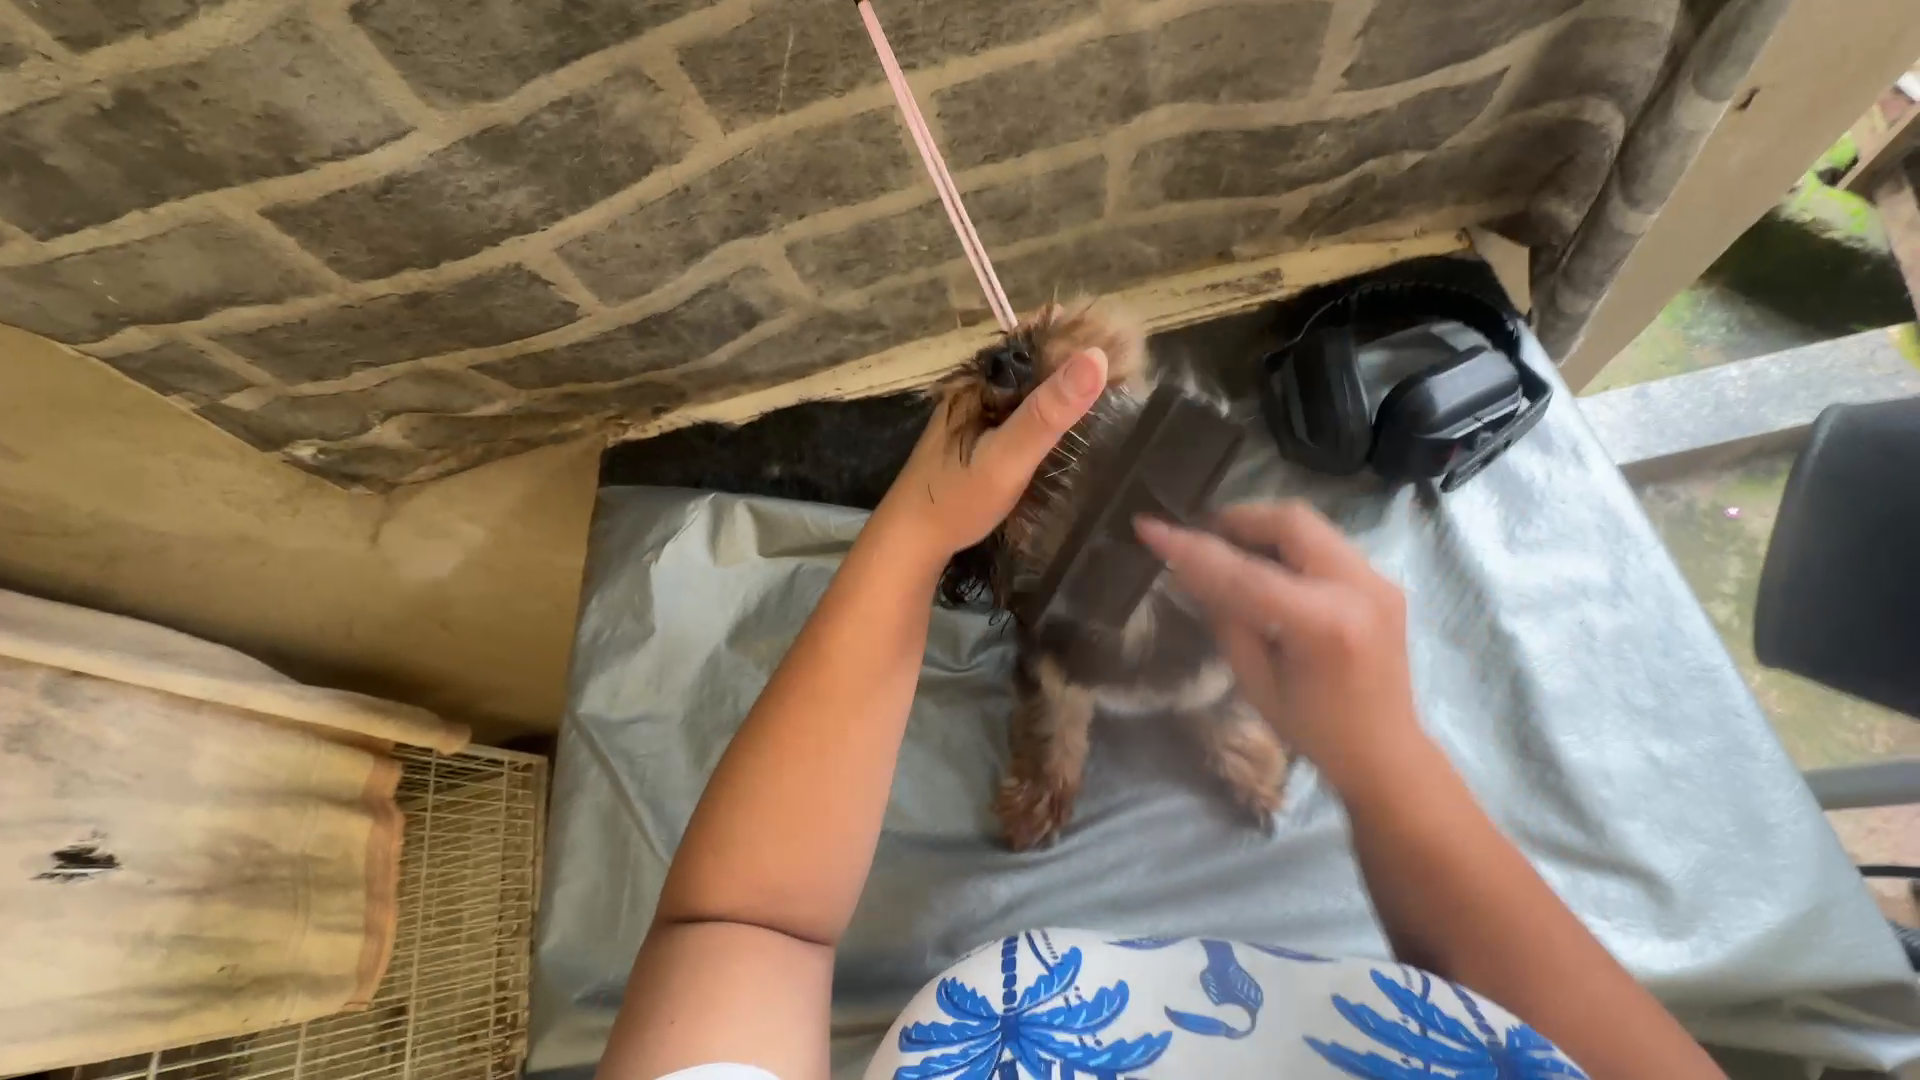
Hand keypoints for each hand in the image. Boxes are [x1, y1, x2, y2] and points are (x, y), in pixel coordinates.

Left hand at [873, 347, 1108, 558]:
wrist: (911, 540)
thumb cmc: (956, 499)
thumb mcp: (1006, 457)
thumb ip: (1047, 414)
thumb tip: (1095, 357)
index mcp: (981, 380)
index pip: (1038, 338)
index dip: (1081, 338)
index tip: (1125, 350)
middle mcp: (977, 387)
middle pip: (1036, 360)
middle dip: (1078, 363)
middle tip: (1129, 379)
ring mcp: (977, 412)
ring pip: (1030, 387)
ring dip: (1065, 389)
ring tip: (1114, 400)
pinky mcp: (979, 436)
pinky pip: (1022, 412)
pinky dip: (1049, 414)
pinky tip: (1073, 430)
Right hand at [1134, 501, 1422, 795]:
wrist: (1386, 753)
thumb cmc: (1312, 729)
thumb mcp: (1253, 677)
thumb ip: (1224, 614)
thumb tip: (1185, 568)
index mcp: (1324, 624)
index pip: (1244, 572)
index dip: (1192, 548)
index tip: (1149, 528)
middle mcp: (1359, 588)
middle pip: (1289, 522)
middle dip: (1235, 521)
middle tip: (1198, 536)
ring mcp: (1378, 580)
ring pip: (1308, 524)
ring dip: (1261, 530)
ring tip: (1226, 549)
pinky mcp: (1382, 580)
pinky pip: (1324, 542)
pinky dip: (1287, 545)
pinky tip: (1265, 566)